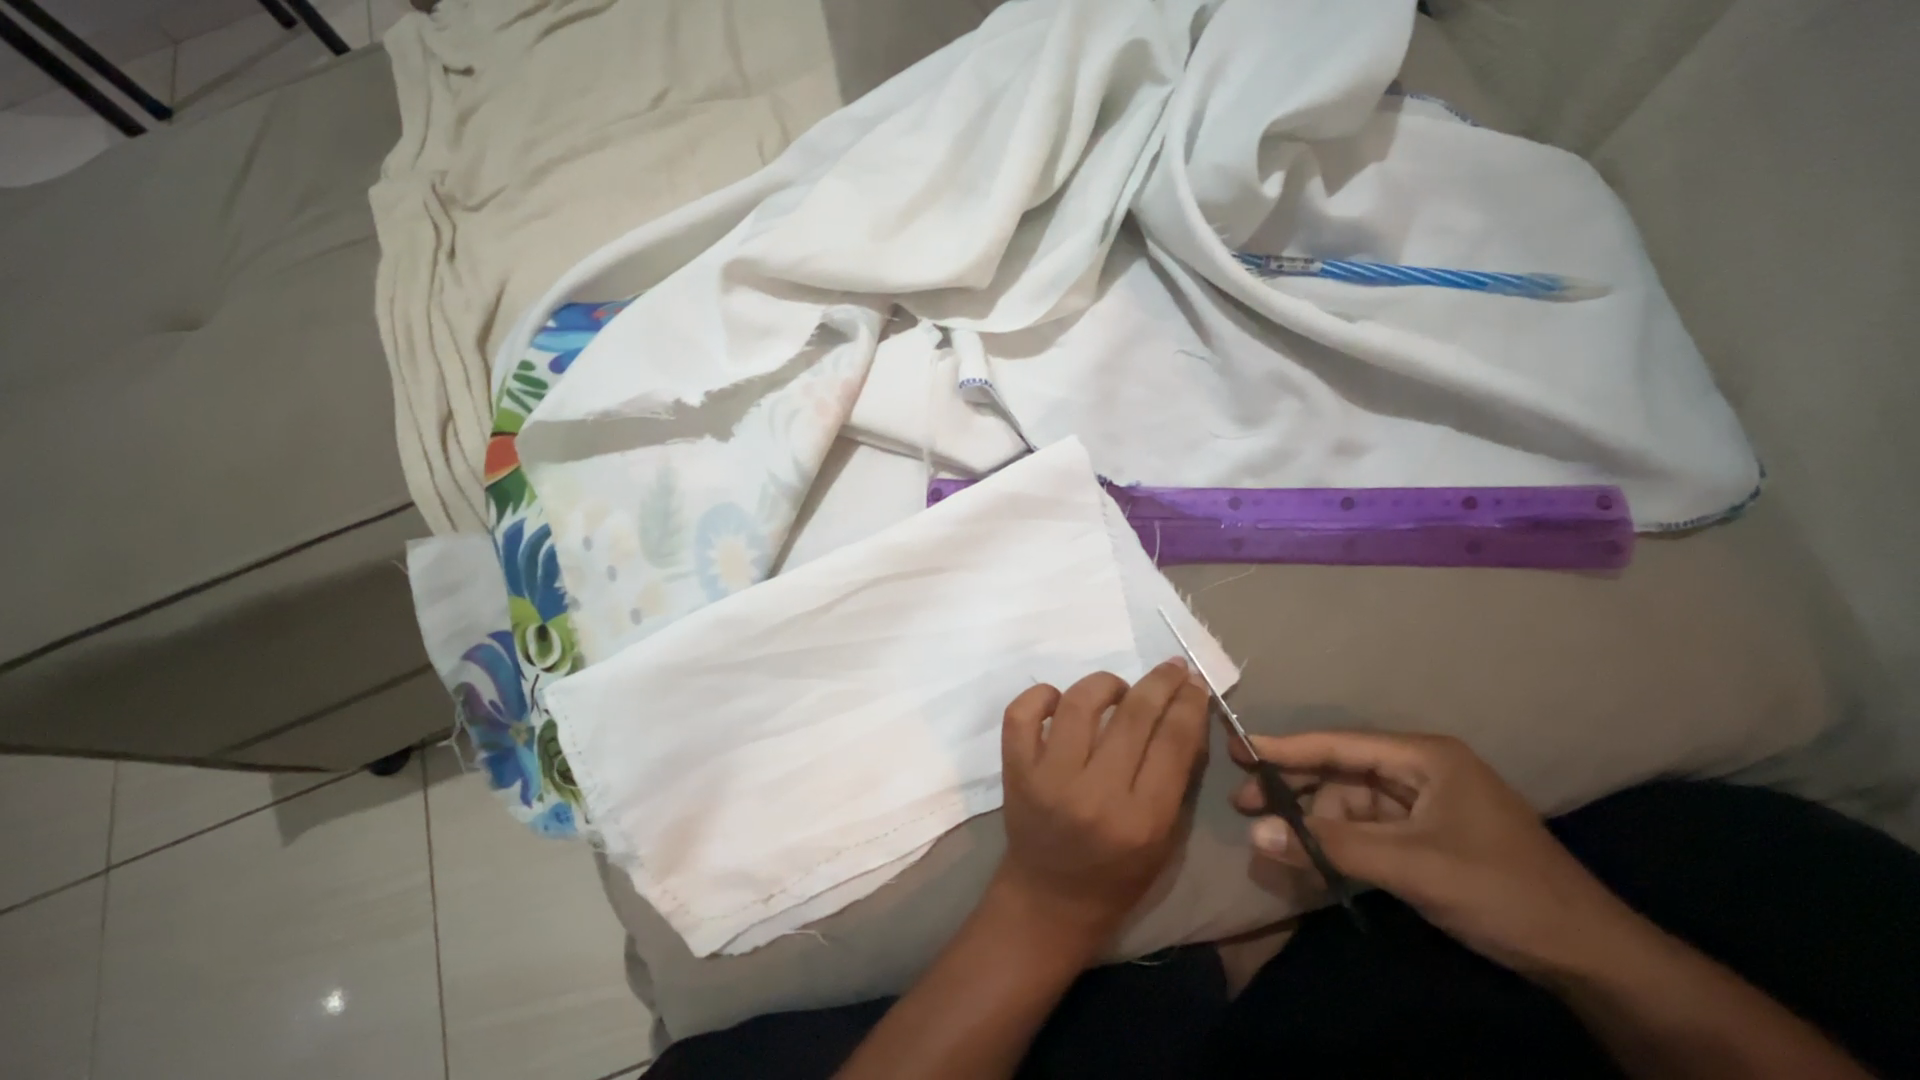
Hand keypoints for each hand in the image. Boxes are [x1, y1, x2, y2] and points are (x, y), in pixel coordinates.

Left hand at [991, 662, 1211, 958]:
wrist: (1048, 900)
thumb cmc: (1118, 874)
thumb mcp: (1166, 838)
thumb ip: (1178, 778)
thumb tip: (1186, 714)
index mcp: (1142, 819)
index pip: (1174, 740)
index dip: (1189, 703)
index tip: (1194, 683)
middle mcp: (1096, 794)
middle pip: (1134, 715)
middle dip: (1160, 682)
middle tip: (1170, 669)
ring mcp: (1049, 779)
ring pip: (1080, 702)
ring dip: (1106, 684)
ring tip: (1117, 689)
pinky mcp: (1015, 771)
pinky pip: (1022, 714)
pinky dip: (1042, 696)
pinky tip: (1060, 701)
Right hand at [1233, 731, 1639, 979]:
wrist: (1584, 951)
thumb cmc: (1499, 890)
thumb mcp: (1410, 865)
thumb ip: (1329, 846)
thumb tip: (1253, 832)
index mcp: (1426, 758)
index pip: (1340, 745)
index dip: (1284, 747)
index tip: (1235, 748)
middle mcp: (1423, 772)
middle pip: (1342, 772)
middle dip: (1293, 787)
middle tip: (1240, 803)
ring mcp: (1427, 806)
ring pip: (1352, 804)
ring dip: (1313, 821)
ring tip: (1269, 838)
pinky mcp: (1429, 839)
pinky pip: (1369, 831)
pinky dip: (1338, 843)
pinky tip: (1308, 857)